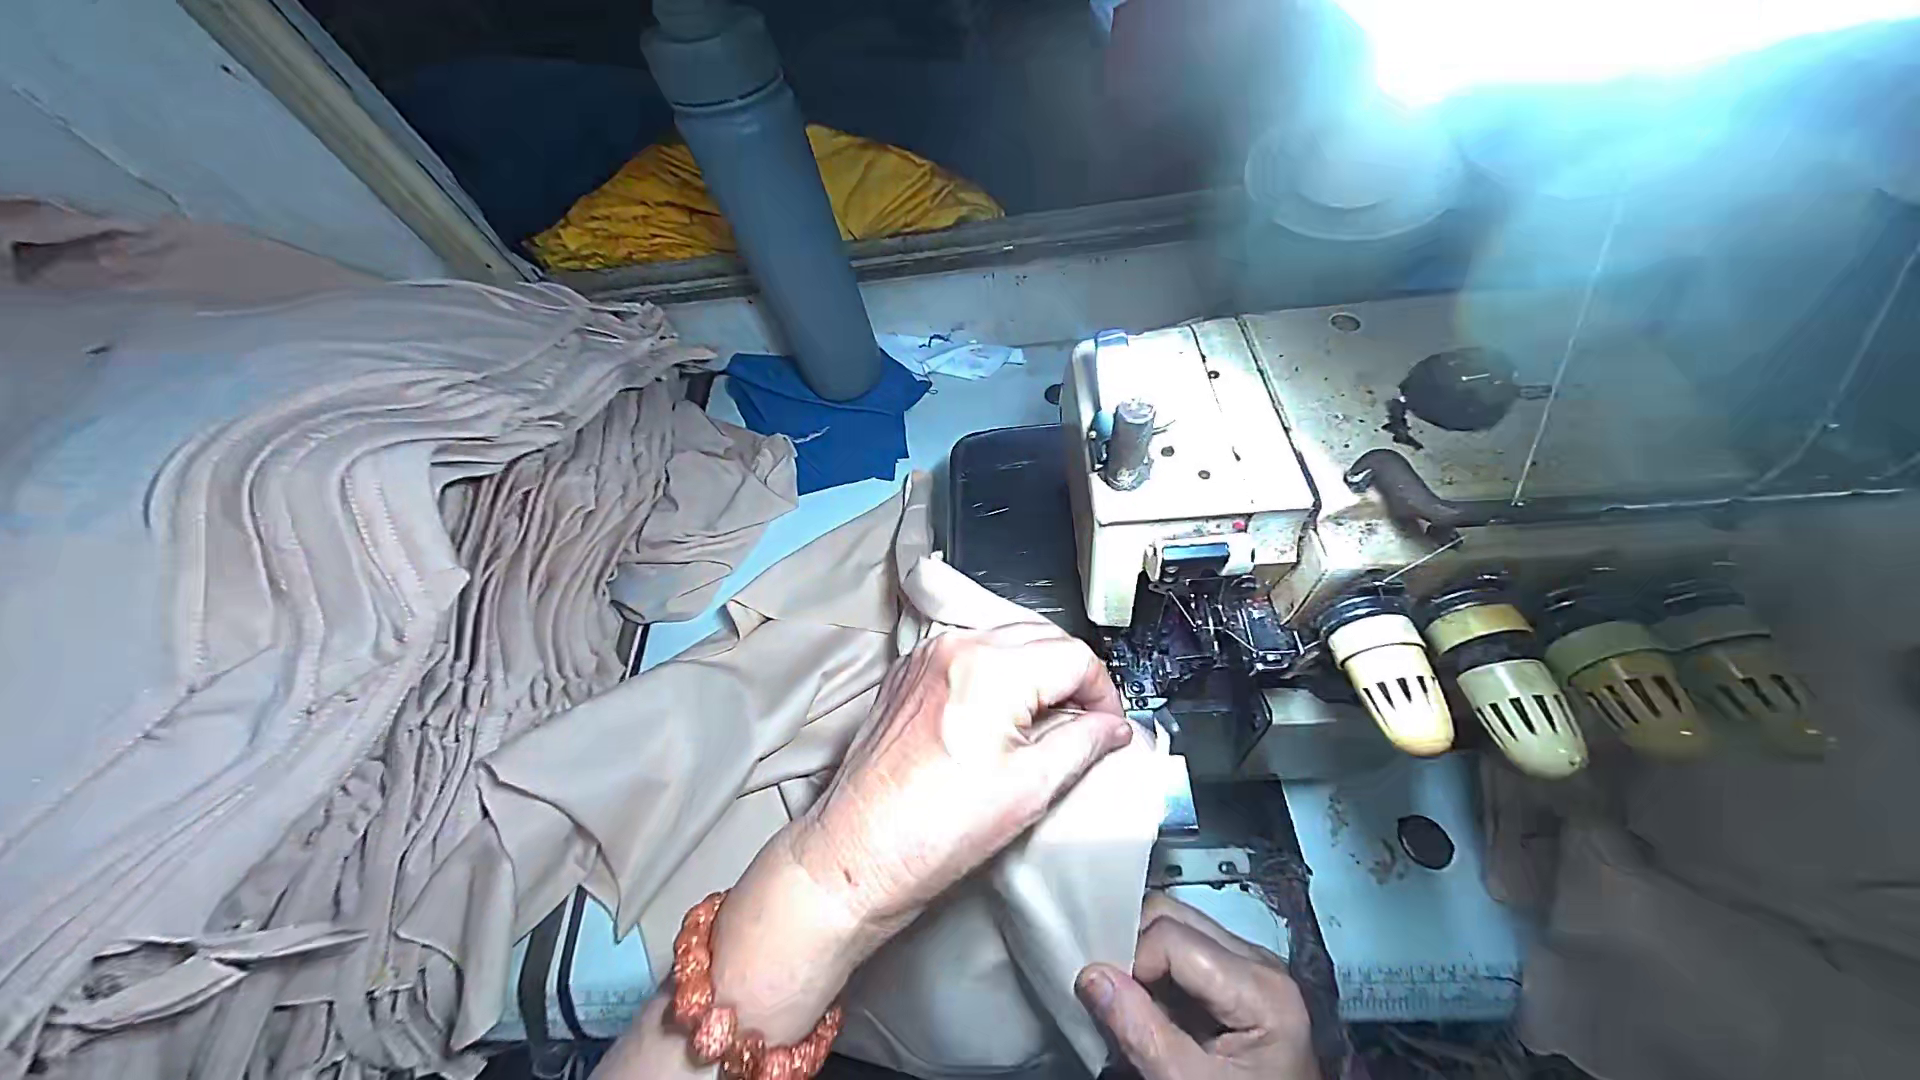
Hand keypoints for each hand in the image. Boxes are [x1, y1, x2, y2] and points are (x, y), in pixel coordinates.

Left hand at [793, 622, 1135, 930]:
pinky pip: (972, 651)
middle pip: (1044, 638)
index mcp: (989, 669)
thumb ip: (1083, 744)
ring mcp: (928, 656)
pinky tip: (1002, 712)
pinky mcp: (911, 671)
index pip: (1075, 656)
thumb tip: (1112, 728)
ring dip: (1037, 670)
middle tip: (1086, 723)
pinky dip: (999, 671)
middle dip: (1074, 678)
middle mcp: (955, 648)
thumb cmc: (927, 831)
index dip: (1103, 692)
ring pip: (1008, 638)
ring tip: (1044, 721)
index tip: (1108, 723)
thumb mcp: (1029, 789)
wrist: (857, 851)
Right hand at [1077, 894, 1318, 1079]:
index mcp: (1261, 989)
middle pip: (1172, 915)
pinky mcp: (1237, 972)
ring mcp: (1249, 963)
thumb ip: (1142, 1033)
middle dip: (1133, 948)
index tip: (1117, 1007)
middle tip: (1118, 997)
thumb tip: (1091, 976)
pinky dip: (1157, 966)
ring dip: (1142, 955)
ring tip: (1136, 1004)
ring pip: (1174, 921)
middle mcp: (1259, 961)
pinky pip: (1183, 943)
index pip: (1170, 937)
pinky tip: (1153, 1004)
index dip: (1132, 965)